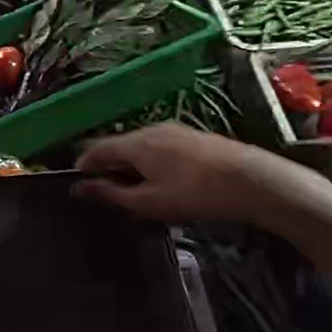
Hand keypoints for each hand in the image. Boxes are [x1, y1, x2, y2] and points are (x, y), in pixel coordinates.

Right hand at [74, 123, 331, 226]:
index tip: (77, 185)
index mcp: (134, 143)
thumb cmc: (194, 195)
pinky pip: (158, 146)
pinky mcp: (193, 137)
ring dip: (129, 164)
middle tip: (106, 193)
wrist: (253, 181)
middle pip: (117, 144)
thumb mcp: (147, 203)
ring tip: (133, 191)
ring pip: (139, 145)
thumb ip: (110, 194)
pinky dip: (149, 161)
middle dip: (107, 166)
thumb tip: (78, 188)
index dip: (83, 166)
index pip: (95, 149)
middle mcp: (151, 129)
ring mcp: (174, 130)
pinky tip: (161, 181)